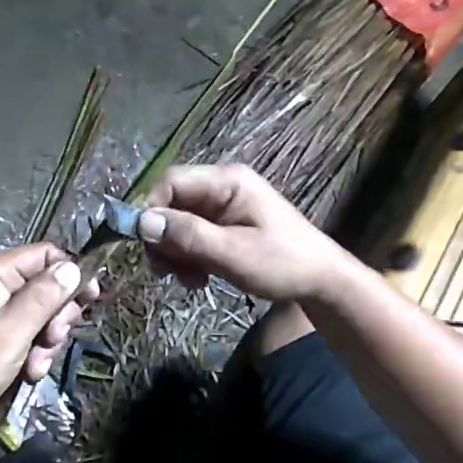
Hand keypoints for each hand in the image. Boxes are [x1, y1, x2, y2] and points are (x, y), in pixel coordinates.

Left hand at [0, 243, 99, 443]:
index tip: (89, 299)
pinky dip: (37, 351)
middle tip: (55, 338)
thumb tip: (75, 267)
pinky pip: (32, 332)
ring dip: (49, 338)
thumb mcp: (10, 333)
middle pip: (48, 284)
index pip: (45, 254)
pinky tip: (30, 371)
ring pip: (44, 312)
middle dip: (58, 313)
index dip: (70, 273)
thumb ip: (43, 298)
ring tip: (37, 363)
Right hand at [136, 164, 352, 301]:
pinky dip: (189, 258)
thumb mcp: (232, 253)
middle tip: (167, 272)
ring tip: (190, 280)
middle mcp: (223, 187)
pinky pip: (193, 236)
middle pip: (172, 203)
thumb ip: (188, 236)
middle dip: (164, 238)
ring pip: (178, 223)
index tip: (146, 247)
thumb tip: (142, 223)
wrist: (321, 282)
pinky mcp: (225, 227)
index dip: (151, 211)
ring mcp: (224, 207)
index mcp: (228, 181)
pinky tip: (199, 279)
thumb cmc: (282, 263)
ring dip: (176, 253)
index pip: (171, 182)